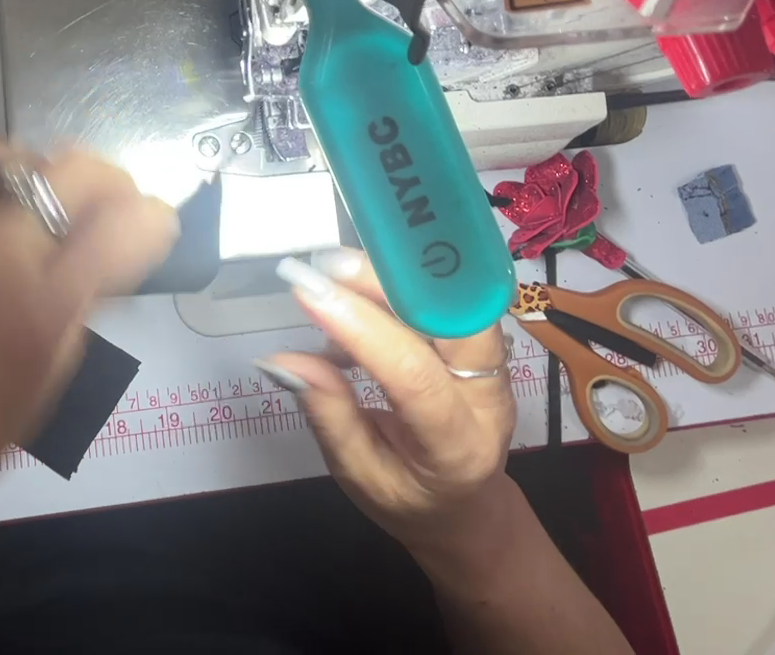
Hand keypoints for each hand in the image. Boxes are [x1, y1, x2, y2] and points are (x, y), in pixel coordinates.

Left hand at [0, 130, 177, 564]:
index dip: (154, 218)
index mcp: (42, 310)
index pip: (126, 227)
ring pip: (18, 158)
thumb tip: (118, 241)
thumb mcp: (52, 374)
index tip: (154, 222)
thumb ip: (87, 298)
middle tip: (110, 204)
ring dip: (50, 173)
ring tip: (46, 198)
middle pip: (78, 174)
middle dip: (113, 183)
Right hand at [262, 250, 514, 558]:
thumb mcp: (358, 474)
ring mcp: (492, 367)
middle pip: (453, 321)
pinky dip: (397, 286)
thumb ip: (328, 414)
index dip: (360, 327)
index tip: (308, 292)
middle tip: (327, 265)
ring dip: (393, 276)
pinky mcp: (482, 347)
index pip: (414, 375)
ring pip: (452, 300)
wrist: (465, 508)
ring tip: (333, 269)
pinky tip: (354, 291)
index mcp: (456, 446)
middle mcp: (488, 398)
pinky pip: (445, 300)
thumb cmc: (407, 499)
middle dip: (390, 283)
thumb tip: (281, 360)